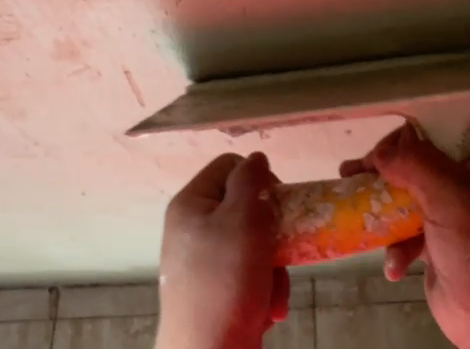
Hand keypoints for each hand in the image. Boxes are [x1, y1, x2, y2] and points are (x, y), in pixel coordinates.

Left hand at [156, 152, 291, 348]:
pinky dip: (263, 292)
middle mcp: (193, 229)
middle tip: (278, 253)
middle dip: (270, 236)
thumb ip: (252, 181)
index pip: (230, 166)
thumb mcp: (243, 217)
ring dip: (272, 270)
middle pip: (245, 209)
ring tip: (269, 293)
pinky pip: (248, 277)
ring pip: (253, 246)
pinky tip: (265, 311)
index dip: (259, 179)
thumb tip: (257, 159)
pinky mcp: (215, 294)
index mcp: (191, 203)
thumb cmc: (225, 281)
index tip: (278, 204)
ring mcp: (202, 264)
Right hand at [342, 121, 469, 348]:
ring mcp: (457, 210)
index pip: (446, 122)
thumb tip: (382, 151)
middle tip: (356, 171)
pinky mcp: (442, 239)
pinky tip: (394, 263)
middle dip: (387, 167)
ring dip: (383, 203)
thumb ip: (413, 161)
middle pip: (421, 156)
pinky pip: (411, 227)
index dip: (414, 126)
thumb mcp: (449, 194)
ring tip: (353, 202)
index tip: (384, 140)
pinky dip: (398, 242)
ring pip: (410, 190)